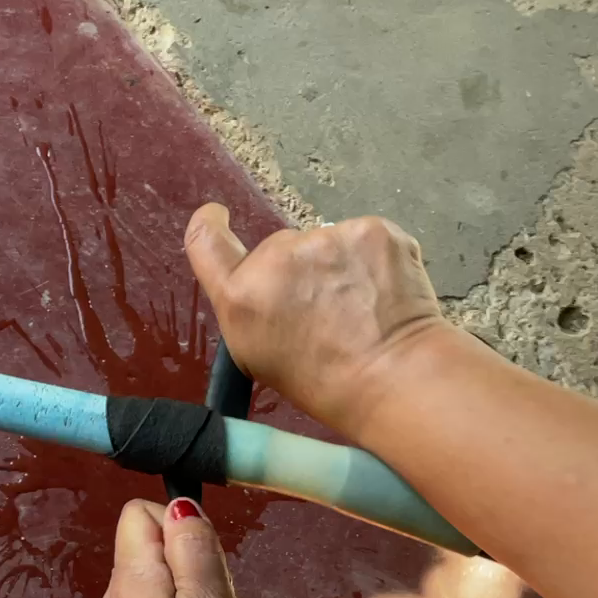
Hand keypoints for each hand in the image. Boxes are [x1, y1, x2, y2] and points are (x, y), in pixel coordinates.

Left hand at [101, 497, 257, 597]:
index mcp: (130, 576)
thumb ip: (194, 550)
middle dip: (190, 557)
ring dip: (194, 585)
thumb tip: (179, 505)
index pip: (140, 512)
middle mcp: (117, 590)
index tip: (204, 566)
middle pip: (152, 539)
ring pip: (163, 570)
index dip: (178, 525)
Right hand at [185, 202, 445, 432]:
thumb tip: (260, 286)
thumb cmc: (321, 382)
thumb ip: (246, 308)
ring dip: (335, 267)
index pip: (206, 240)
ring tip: (355, 308)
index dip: (210, 223)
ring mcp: (325, 238)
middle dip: (295, 272)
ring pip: (323, 245)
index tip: (217, 216)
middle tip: (320, 312)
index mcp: (240, 295)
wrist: (392, 376)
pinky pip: (361, 239)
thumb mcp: (256, 356)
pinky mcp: (370, 230)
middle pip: (277, 249)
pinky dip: (370, 261)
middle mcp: (275, 257)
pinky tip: (379, 293)